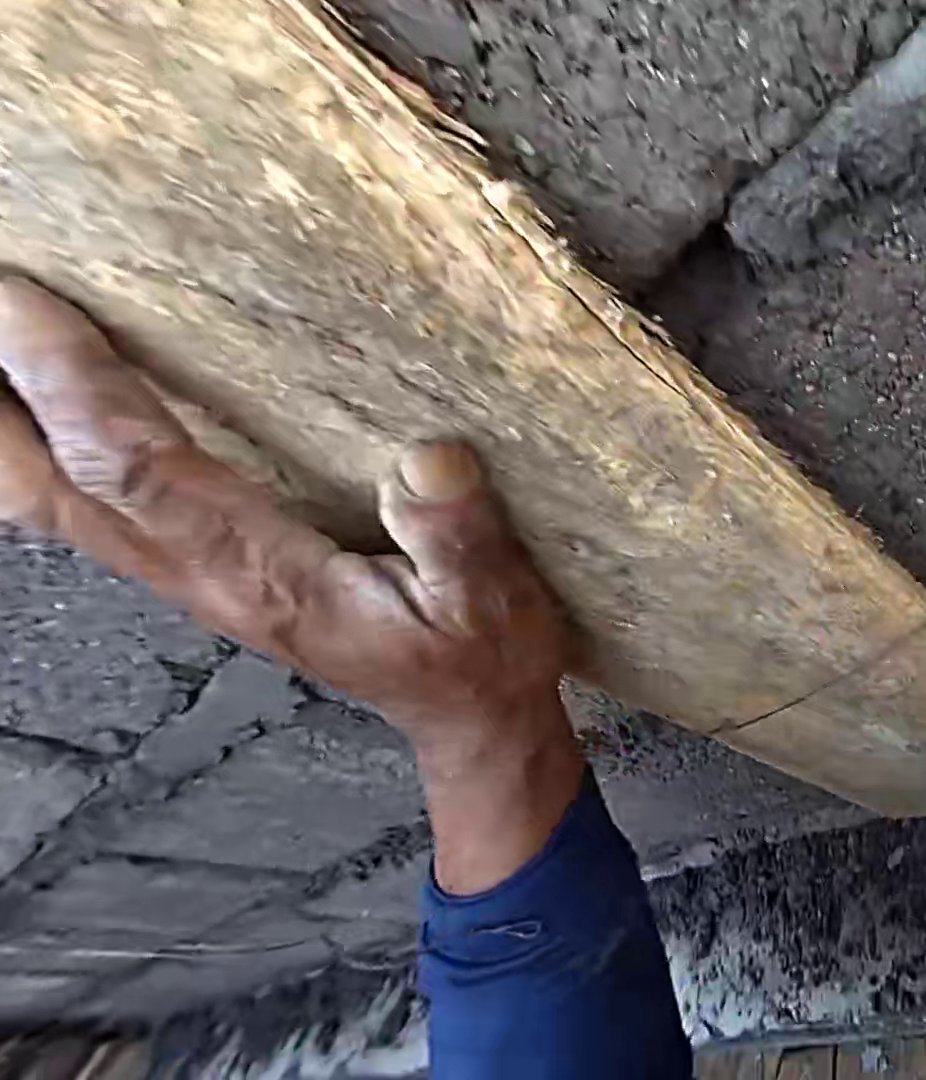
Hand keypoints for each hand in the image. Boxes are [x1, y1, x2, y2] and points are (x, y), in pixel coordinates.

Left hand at [0, 276, 580, 892]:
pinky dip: (67, 472)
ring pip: (68, 513)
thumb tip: (431, 454)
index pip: (145, 473)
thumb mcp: (492, 598)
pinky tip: (73, 443)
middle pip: (59, 493)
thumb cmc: (487, 657)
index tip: (28, 302)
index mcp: (272, 577)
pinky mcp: (236, 589)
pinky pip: (113, 525)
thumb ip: (458, 533)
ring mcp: (216, 590)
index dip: (80, 389)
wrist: (474, 711)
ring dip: (12, 439)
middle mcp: (217, 582)